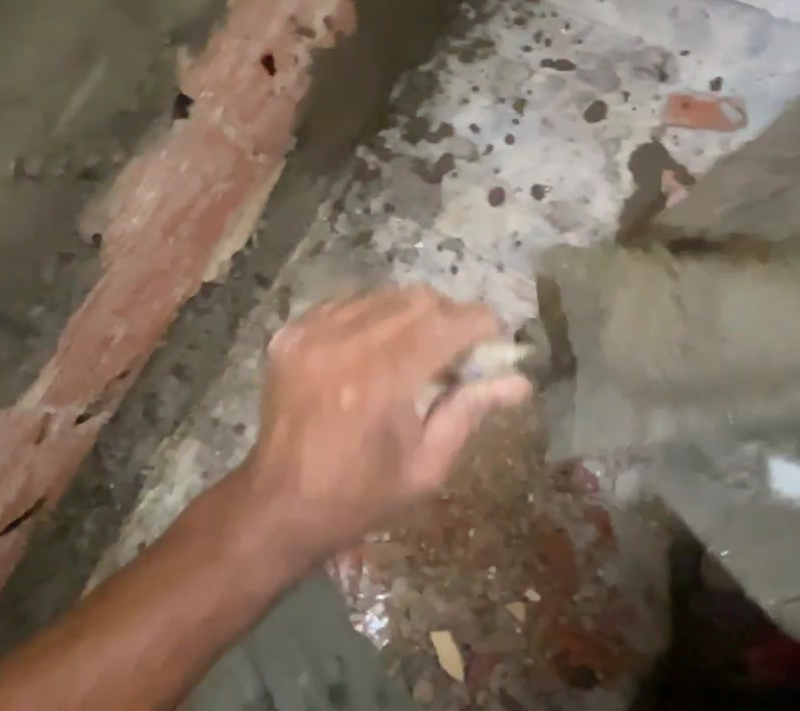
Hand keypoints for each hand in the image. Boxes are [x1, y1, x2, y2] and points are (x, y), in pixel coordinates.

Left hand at [238, 285, 533, 564]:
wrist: (278, 503)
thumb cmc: (360, 495)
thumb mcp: (426, 466)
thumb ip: (469, 412)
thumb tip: (521, 381)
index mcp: (380, 383)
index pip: (445, 325)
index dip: (479, 323)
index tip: (495, 337)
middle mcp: (343, 345)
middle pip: (418, 300)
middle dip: (449, 317)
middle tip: (458, 350)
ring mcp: (311, 334)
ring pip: (383, 295)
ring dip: (411, 314)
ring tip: (416, 350)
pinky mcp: (291, 333)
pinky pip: (348, 304)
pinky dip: (373, 317)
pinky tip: (375, 349)